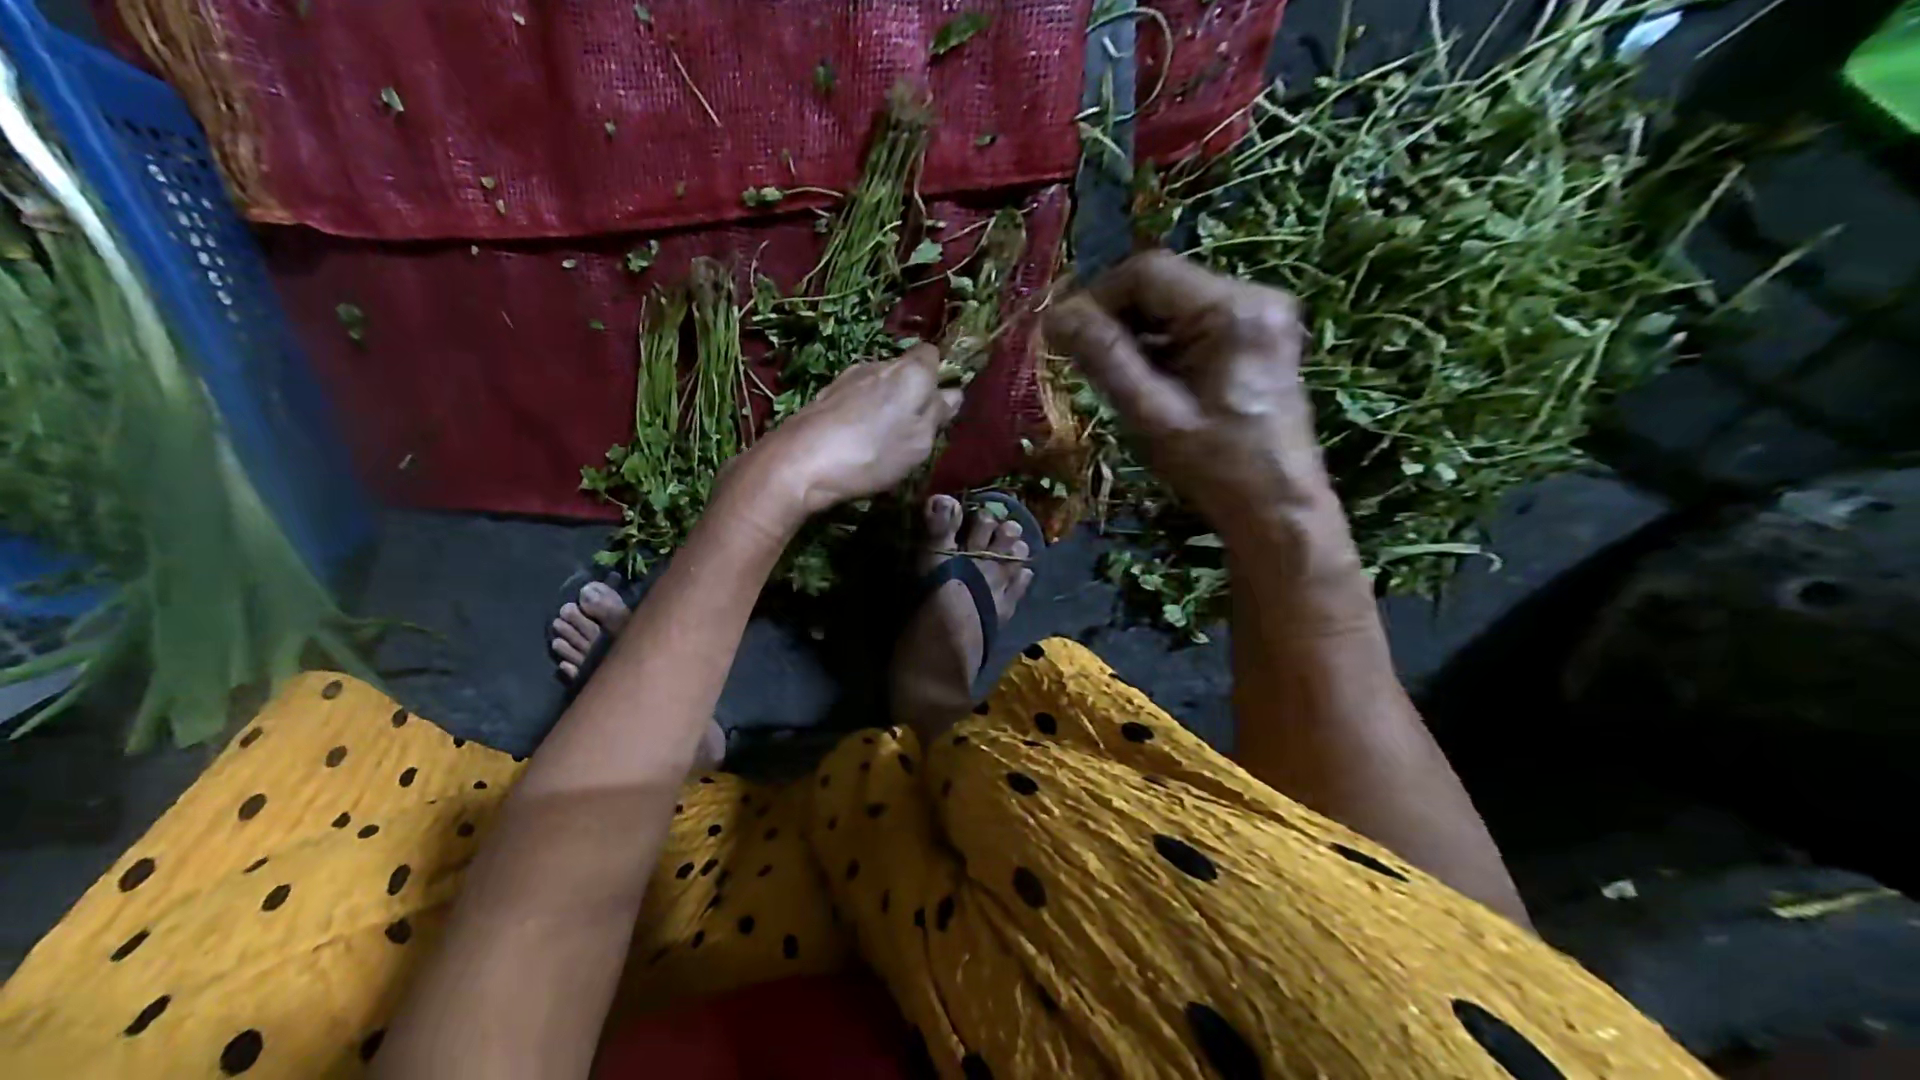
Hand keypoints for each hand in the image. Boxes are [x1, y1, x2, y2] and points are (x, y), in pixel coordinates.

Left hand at [746, 344, 961, 517]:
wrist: (800, 462)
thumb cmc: (873, 452)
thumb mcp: (919, 442)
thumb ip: (938, 414)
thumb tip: (952, 394)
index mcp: (911, 372)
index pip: (932, 355)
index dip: (938, 377)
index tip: (938, 406)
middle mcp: (880, 364)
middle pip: (905, 371)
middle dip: (911, 394)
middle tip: (912, 432)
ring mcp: (848, 378)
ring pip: (879, 385)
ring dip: (885, 405)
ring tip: (882, 440)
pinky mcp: (825, 395)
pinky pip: (856, 398)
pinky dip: (861, 414)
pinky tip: (854, 440)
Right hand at [1044, 251, 1334, 543]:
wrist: (1277, 506)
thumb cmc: (1216, 467)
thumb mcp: (1152, 414)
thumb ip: (1104, 358)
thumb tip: (1055, 315)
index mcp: (1232, 310)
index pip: (1147, 272)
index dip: (1097, 297)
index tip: (1067, 337)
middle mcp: (1253, 296)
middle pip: (1162, 283)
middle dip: (1116, 317)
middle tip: (1085, 360)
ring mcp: (1259, 314)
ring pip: (1174, 302)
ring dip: (1136, 332)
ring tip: (1115, 376)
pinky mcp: (1256, 334)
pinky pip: (1193, 322)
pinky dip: (1161, 343)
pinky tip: (1147, 378)